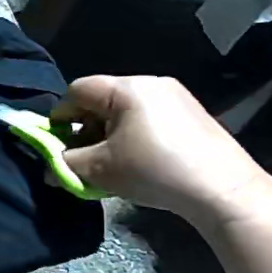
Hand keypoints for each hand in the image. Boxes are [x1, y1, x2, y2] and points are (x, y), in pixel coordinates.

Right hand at [53, 76, 269, 223]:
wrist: (224, 190)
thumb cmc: (154, 171)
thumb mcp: (100, 169)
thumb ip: (65, 165)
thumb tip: (47, 170)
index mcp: (126, 88)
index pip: (77, 91)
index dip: (61, 116)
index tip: (59, 144)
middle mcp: (150, 83)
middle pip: (101, 99)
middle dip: (86, 127)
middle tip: (84, 157)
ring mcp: (175, 96)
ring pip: (125, 109)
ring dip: (109, 132)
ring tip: (112, 162)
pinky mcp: (191, 113)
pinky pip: (147, 116)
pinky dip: (133, 134)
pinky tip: (139, 160)